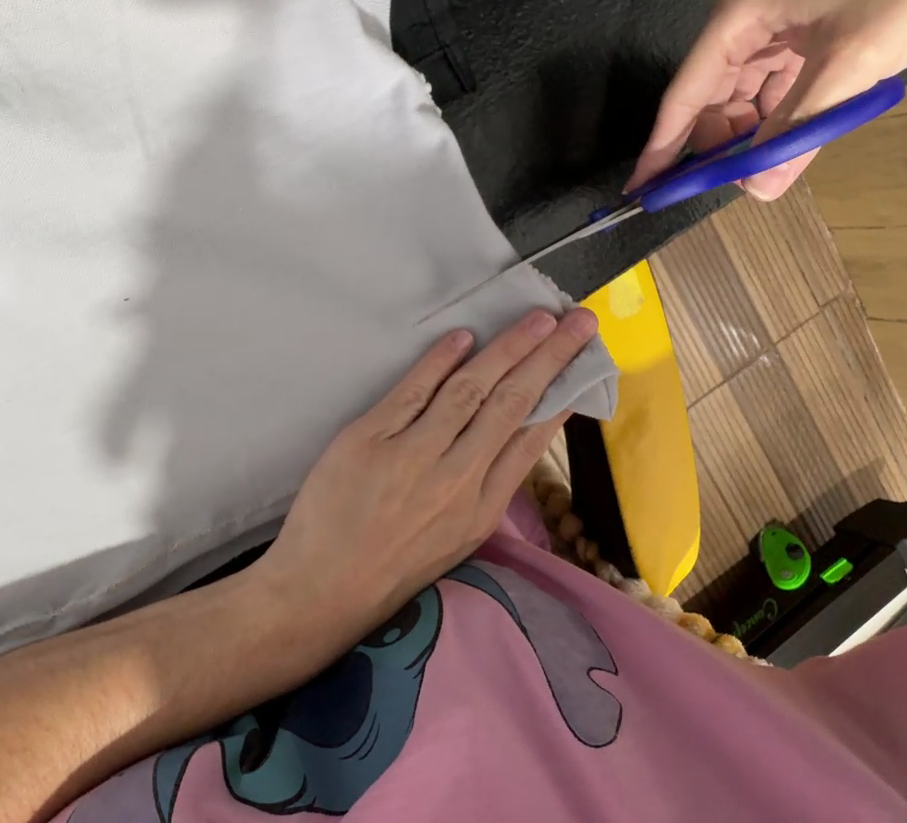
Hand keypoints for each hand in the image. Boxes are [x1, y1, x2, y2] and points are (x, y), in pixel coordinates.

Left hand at [249, 307, 599, 633]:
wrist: (324, 588)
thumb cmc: (392, 566)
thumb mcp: (456, 538)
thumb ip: (486, 488)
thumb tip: (515, 437)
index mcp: (482, 508)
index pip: (530, 438)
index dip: (560, 395)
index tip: (582, 362)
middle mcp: (456, 479)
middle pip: (510, 404)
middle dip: (549, 358)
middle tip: (579, 321)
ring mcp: (413, 457)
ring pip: (470, 390)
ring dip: (507, 349)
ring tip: (537, 318)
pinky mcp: (369, 440)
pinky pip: (412, 392)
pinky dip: (439, 361)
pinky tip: (463, 338)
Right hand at [626, 0, 906, 199]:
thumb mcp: (846, 69)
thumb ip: (795, 132)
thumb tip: (757, 191)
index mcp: (741, 17)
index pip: (686, 92)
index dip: (664, 144)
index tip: (644, 187)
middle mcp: (750, 21)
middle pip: (709, 96)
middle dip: (713, 142)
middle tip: (720, 183)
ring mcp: (780, 28)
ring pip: (742, 95)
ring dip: (749, 134)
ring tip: (763, 164)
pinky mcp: (809, 37)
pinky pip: (774, 89)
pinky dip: (777, 119)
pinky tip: (789, 140)